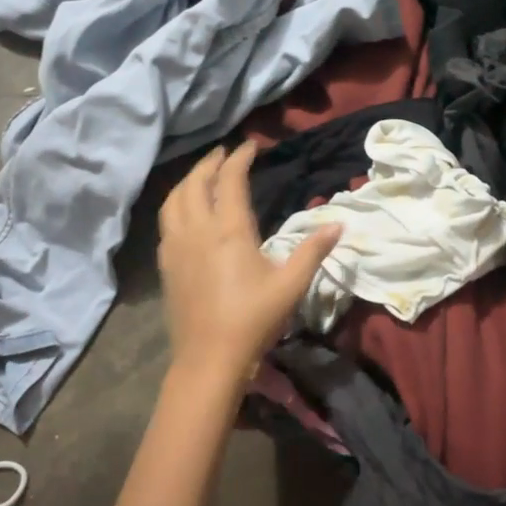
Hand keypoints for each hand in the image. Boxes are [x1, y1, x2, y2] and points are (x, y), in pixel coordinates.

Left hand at [156, 143, 341, 381]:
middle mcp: (197, 231)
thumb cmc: (253, 319)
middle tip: (225, 153)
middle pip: (195, 183)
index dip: (240, 158)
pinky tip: (186, 213)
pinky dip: (176, 204)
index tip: (251, 146)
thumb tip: (338, 224)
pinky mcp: (166, 265)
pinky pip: (166, 222)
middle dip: (210, 162)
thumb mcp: (291, 285)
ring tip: (203, 176)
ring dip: (188, 181)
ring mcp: (176, 248)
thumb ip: (313, 251)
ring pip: (174, 200)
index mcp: (229, 231)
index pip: (231, 181)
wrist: (209, 359)